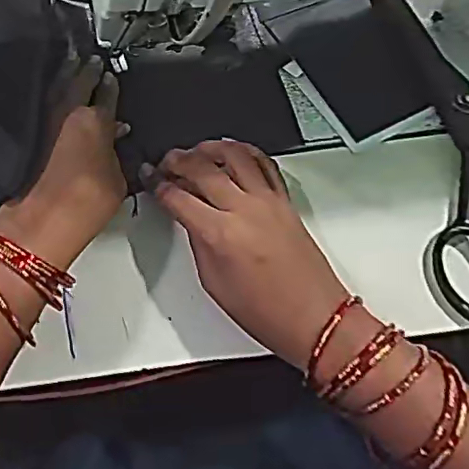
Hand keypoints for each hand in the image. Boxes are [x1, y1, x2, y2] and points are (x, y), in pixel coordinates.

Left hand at [0, 64, 124, 267]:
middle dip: (87, 67)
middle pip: (79, 78)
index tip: (111, 76)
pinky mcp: (24, 127)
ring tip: (71, 61)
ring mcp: (42, 116)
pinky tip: (49, 87)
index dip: (111, 84)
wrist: (39, 218)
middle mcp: (66, 110)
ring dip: (65, 71)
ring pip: (56, 82)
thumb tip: (113, 140)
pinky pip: (40, 97)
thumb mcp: (117, 179)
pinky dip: (47, 89)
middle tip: (92, 58)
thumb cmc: (81, 203)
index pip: (108, 94)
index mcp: (95, 119)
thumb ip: (115, 152)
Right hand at [150, 140, 351, 367]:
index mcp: (221, 235)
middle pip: (201, 167)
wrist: (318, 321)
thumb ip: (197, 241)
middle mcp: (245, 211)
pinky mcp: (285, 202)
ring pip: (233, 154)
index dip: (157, 184)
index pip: (177, 196)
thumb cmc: (270, 312)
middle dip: (176, 160)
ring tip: (195, 151)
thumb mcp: (214, 282)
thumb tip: (187, 216)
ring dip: (208, 147)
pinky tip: (232, 153)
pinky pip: (264, 163)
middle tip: (165, 163)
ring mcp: (268, 203)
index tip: (150, 178)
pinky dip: (245, 151)